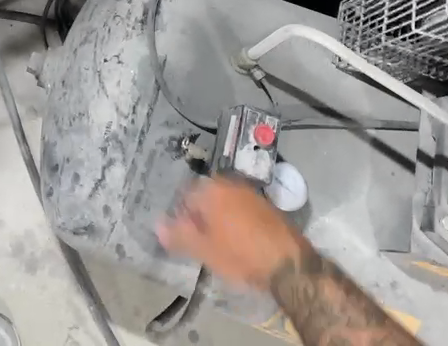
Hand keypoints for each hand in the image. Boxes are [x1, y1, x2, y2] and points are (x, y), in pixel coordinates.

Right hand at [157, 177, 308, 290]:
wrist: (290, 265)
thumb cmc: (241, 256)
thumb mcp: (205, 251)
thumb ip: (178, 235)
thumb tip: (156, 224)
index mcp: (210, 189)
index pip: (185, 194)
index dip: (182, 215)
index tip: (185, 234)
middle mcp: (229, 183)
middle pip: (205, 194)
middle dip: (200, 213)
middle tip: (201, 238)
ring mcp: (250, 192)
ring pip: (225, 200)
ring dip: (219, 214)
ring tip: (220, 239)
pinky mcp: (266, 204)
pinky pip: (242, 206)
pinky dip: (236, 217)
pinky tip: (240, 238)